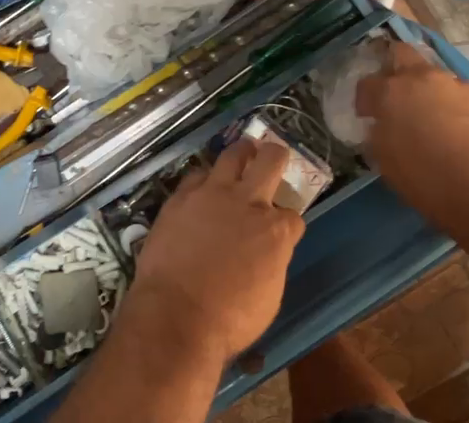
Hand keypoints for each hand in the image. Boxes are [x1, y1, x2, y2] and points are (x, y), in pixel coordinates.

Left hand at [127, 139, 305, 359]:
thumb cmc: (229, 318)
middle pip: (269, 161)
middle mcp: (247, 202)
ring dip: (242, 152)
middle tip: (274, 152)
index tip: (283, 229)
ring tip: (244, 150)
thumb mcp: (269, 297)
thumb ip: (271, 261)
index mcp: (274, 231)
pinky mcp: (181, 196)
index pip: (292, 215)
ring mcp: (211, 194)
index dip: (288, 223)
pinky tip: (204, 184)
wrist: (176, 313)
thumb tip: (268, 251)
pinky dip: (205, 179)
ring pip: (232, 155)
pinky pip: (197, 175)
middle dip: (276, 155)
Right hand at [357, 41, 468, 234]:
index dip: (364, 100)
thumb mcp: (385, 162)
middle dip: (394, 69)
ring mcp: (457, 85)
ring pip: (435, 77)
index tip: (367, 116)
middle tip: (396, 96)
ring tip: (433, 118)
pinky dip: (454, 106)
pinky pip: (461, 95)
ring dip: (428, 90)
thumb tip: (382, 125)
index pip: (367, 84)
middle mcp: (423, 78)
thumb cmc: (427, 180)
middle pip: (402, 54)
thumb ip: (378, 134)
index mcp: (391, 92)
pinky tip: (459, 129)